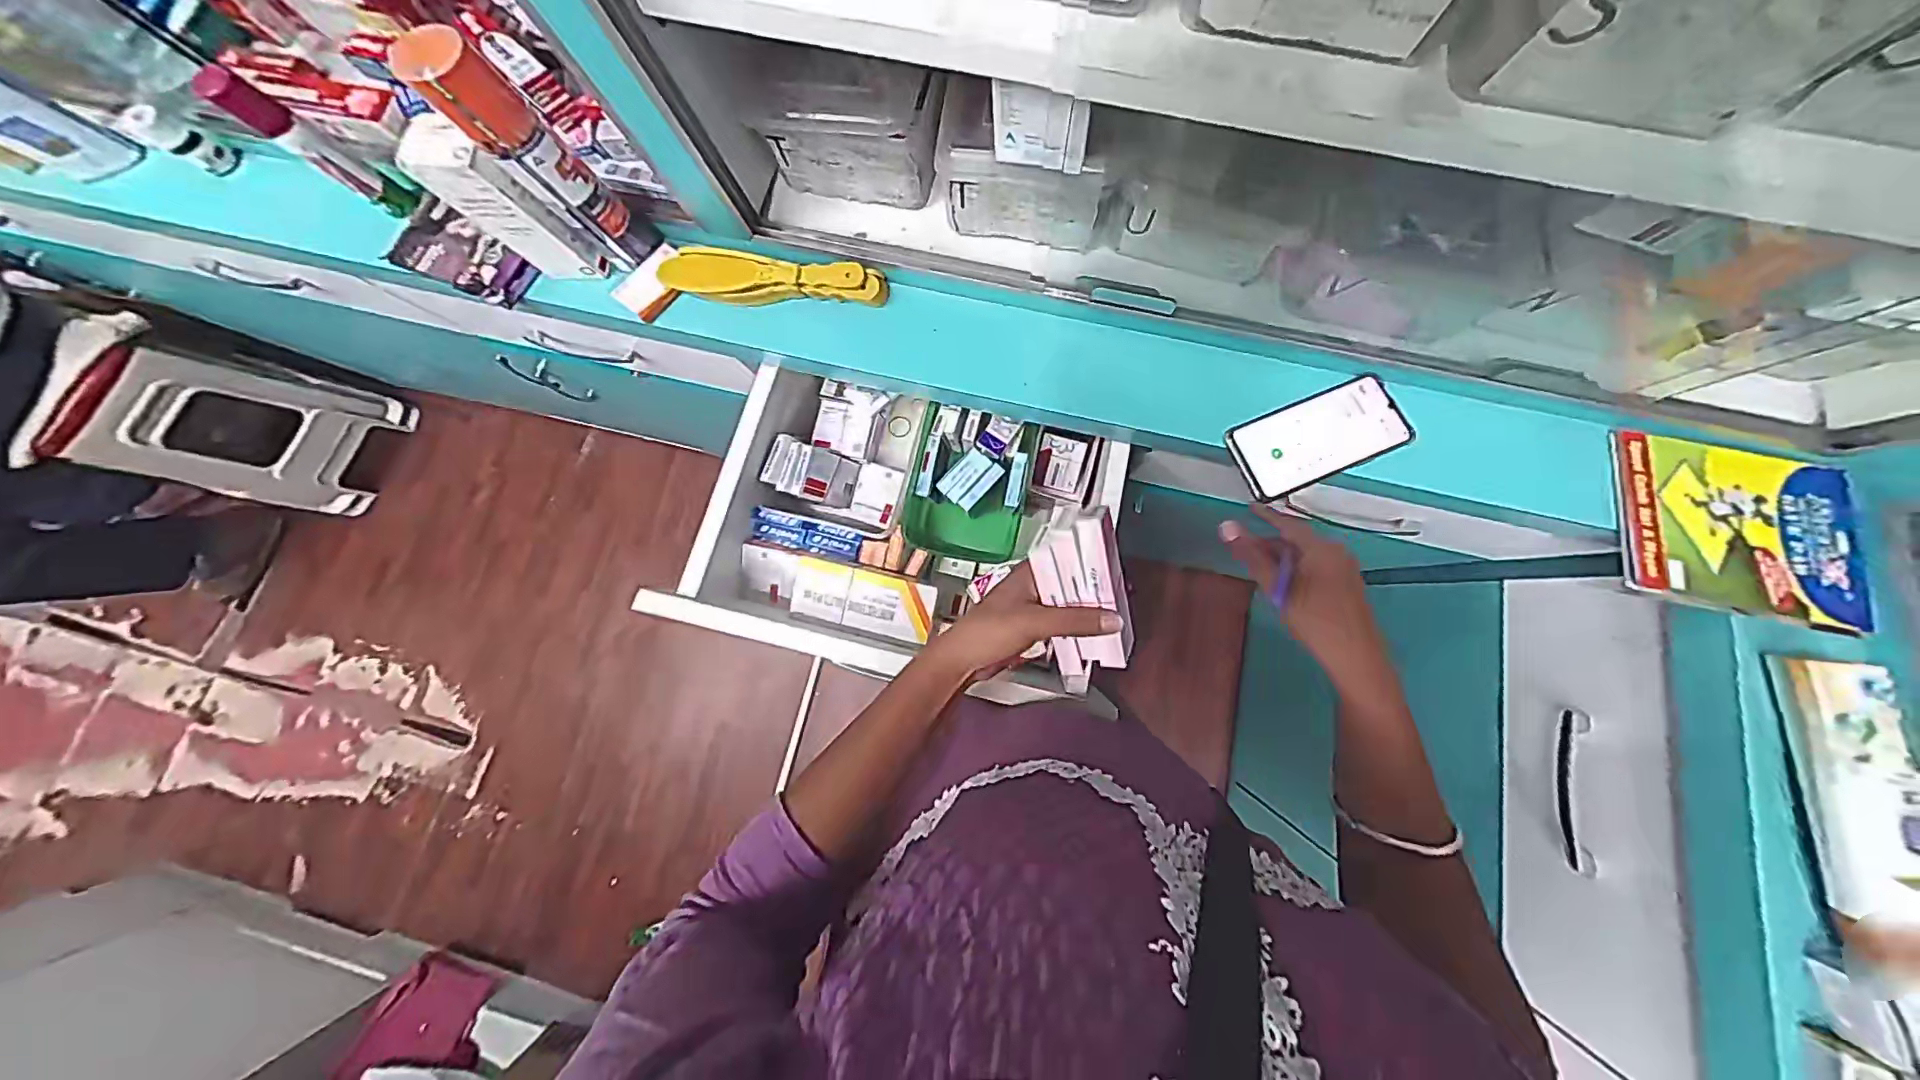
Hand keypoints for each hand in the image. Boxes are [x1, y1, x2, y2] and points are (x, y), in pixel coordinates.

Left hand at [920, 562, 1119, 683]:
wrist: (962, 661)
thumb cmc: (985, 632)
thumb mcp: (1034, 622)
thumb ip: (1074, 620)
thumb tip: (1110, 618)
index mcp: (1029, 573)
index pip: (1068, 558)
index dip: (1092, 562)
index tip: (1117, 571)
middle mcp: (1032, 585)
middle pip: (1071, 583)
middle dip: (1095, 592)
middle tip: (1122, 598)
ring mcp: (1032, 607)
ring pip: (1068, 604)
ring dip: (1087, 612)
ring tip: (1114, 617)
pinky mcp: (1032, 627)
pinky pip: (1062, 624)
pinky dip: (1077, 628)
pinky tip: (1093, 634)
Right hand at [1218, 503, 1389, 690]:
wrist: (1355, 655)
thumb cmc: (1314, 620)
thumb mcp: (1278, 588)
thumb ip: (1252, 557)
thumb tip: (1228, 528)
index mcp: (1321, 548)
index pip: (1288, 524)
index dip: (1266, 516)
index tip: (1250, 507)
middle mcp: (1336, 552)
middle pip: (1297, 539)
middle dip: (1269, 542)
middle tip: (1243, 546)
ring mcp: (1343, 567)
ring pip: (1305, 553)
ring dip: (1281, 556)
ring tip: (1257, 565)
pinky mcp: (1344, 582)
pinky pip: (1315, 564)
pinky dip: (1294, 566)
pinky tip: (1281, 580)